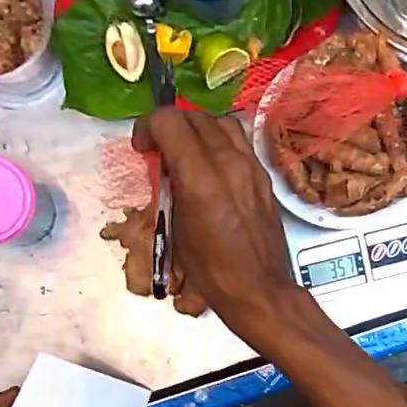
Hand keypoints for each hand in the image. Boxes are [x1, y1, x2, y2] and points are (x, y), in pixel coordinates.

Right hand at [133, 108, 313, 344]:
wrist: (258, 289)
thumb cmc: (212, 272)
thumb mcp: (176, 232)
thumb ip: (170, 192)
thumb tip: (167, 173)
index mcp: (200, 178)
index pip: (169, 122)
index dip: (148, 127)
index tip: (142, 147)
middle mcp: (228, 162)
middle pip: (195, 117)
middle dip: (170, 127)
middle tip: (159, 151)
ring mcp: (250, 167)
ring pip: (221, 122)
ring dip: (198, 130)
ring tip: (188, 153)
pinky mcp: (263, 177)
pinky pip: (240, 142)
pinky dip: (220, 143)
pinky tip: (213, 167)